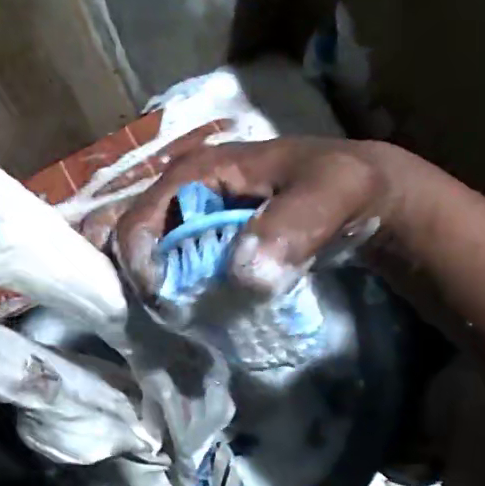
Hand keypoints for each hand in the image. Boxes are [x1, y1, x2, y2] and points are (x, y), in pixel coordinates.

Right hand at [111, 137, 426, 299]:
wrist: (360, 193)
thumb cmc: (342, 187)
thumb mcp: (331, 195)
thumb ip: (292, 228)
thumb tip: (243, 275)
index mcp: (197, 169)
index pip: (141, 217)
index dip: (141, 262)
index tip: (167, 303)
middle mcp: (179, 189)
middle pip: (124, 232)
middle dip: (130, 275)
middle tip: (159, 312)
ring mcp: (185, 215)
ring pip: (137, 251)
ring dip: (144, 285)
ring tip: (169, 315)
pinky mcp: (197, 238)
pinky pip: (161, 263)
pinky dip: (162, 288)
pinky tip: (179, 310)